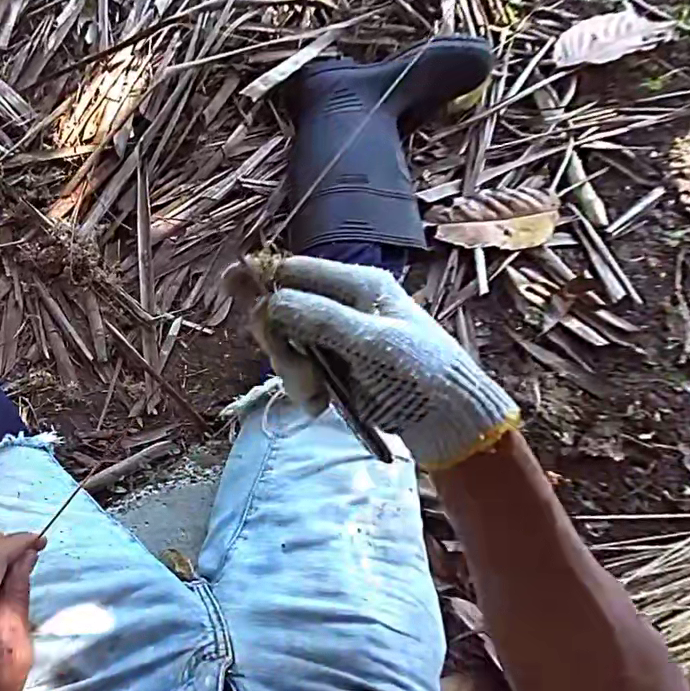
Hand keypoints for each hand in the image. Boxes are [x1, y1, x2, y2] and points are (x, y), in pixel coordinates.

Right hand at [250, 255, 519, 469]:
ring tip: (315, 394)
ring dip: (291, 371)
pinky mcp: (331, 364)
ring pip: (285, 343)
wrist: (447, 419)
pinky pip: (297, 369)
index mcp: (356, 284)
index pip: (293, 271)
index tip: (241, 303)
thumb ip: (319, 318)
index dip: (264, 284)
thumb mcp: (370, 343)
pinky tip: (319, 403)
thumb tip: (268, 301)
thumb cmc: (419, 373)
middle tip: (297, 369)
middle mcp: (340, 304)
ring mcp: (333, 336)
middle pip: (281, 308)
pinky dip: (302, 388)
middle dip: (281, 342)